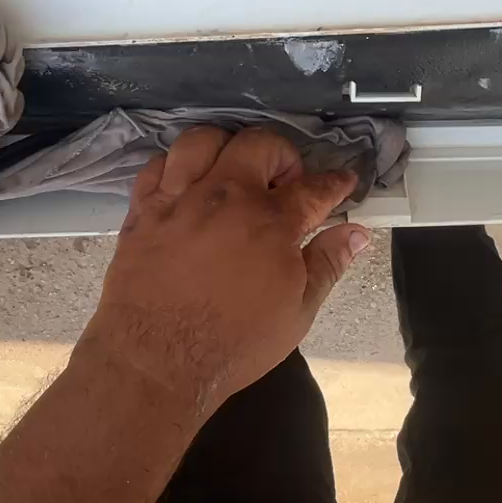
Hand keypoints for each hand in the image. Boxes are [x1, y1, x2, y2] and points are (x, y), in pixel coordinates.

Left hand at [78, 126, 369, 416]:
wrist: (154, 362)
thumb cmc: (233, 343)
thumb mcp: (297, 312)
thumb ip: (328, 264)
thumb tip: (357, 233)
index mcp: (270, 221)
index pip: (314, 187)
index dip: (335, 182)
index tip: (344, 181)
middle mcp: (226, 196)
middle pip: (259, 145)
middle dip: (282, 154)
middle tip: (284, 184)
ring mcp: (180, 199)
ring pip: (203, 140)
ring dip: (226, 148)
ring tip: (232, 172)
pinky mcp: (144, 211)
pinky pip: (157, 165)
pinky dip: (176, 167)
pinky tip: (187, 185)